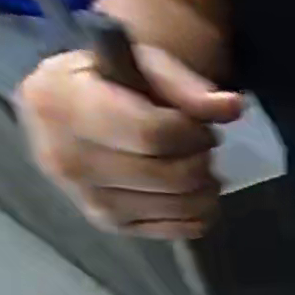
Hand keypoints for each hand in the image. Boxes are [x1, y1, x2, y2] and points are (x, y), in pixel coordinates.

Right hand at [16, 44, 242, 239]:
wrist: (79, 111)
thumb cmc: (115, 82)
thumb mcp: (146, 65)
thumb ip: (188, 86)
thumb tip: (234, 106)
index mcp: (60, 104)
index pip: (152, 134)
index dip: (193, 133)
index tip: (199, 127)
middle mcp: (64, 158)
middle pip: (172, 176)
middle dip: (202, 161)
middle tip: (200, 148)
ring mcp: (86, 198)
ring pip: (181, 206)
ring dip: (207, 187)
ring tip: (198, 167)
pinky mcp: (111, 224)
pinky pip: (181, 229)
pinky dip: (201, 211)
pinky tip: (190, 190)